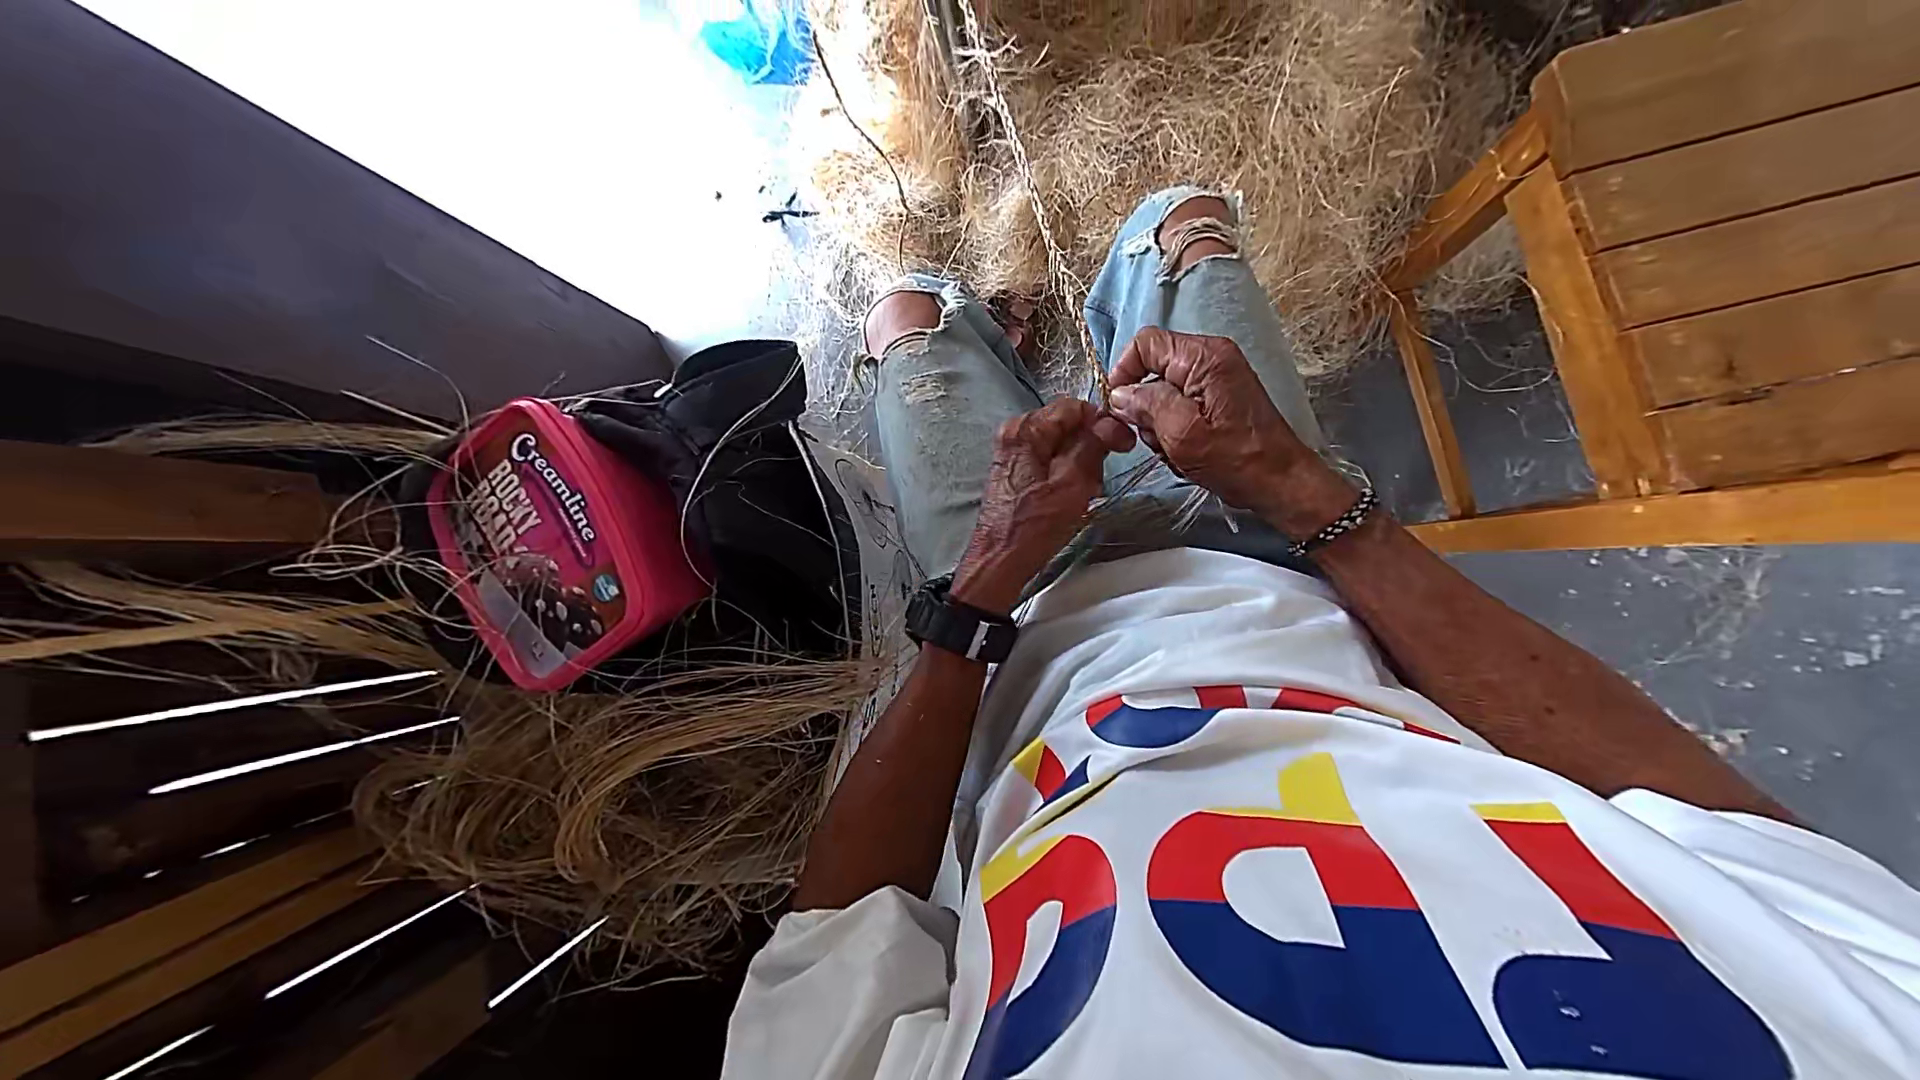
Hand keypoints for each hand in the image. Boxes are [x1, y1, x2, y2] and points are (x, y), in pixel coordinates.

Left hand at [950, 398, 1135, 614]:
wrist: (1000, 561)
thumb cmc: (1032, 528)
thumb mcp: (1072, 484)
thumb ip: (1091, 446)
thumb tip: (1109, 422)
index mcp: (1025, 430)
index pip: (1074, 407)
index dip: (1103, 422)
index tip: (1122, 443)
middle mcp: (1015, 436)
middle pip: (1068, 426)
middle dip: (1091, 448)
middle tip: (1098, 478)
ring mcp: (1014, 455)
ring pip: (1062, 446)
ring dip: (1081, 466)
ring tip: (1085, 494)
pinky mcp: (1017, 474)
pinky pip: (1051, 464)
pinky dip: (1067, 477)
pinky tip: (1072, 499)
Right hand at [1107, 327, 1343, 523]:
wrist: (1279, 482)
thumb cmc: (1235, 459)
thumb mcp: (1182, 433)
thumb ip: (1147, 405)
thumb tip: (1119, 394)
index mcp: (1203, 357)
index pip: (1144, 344)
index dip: (1123, 373)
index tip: (1119, 409)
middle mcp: (1210, 358)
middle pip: (1151, 368)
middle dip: (1142, 405)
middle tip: (1154, 438)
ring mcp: (1215, 378)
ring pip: (1161, 391)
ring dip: (1156, 422)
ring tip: (1173, 448)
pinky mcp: (1217, 398)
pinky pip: (1176, 405)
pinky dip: (1171, 428)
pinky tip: (1183, 449)